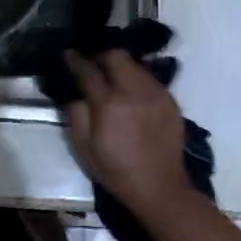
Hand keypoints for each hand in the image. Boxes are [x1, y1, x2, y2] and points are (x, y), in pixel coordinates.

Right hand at [63, 50, 192, 211]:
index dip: (76, 60)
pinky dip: (137, 80)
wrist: (159, 187)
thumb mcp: (84, 148)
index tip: (69, 54)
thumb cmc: (116, 171)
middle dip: (102, 57)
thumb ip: (77, 115)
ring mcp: (156, 94)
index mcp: (109, 104)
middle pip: (116, 56)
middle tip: (94, 66)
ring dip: (121, 67)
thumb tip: (78, 95)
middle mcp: (134, 91)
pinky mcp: (171, 100)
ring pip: (136, 64)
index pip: (89, 71)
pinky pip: (150, 79)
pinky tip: (133, 95)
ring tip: (114, 79)